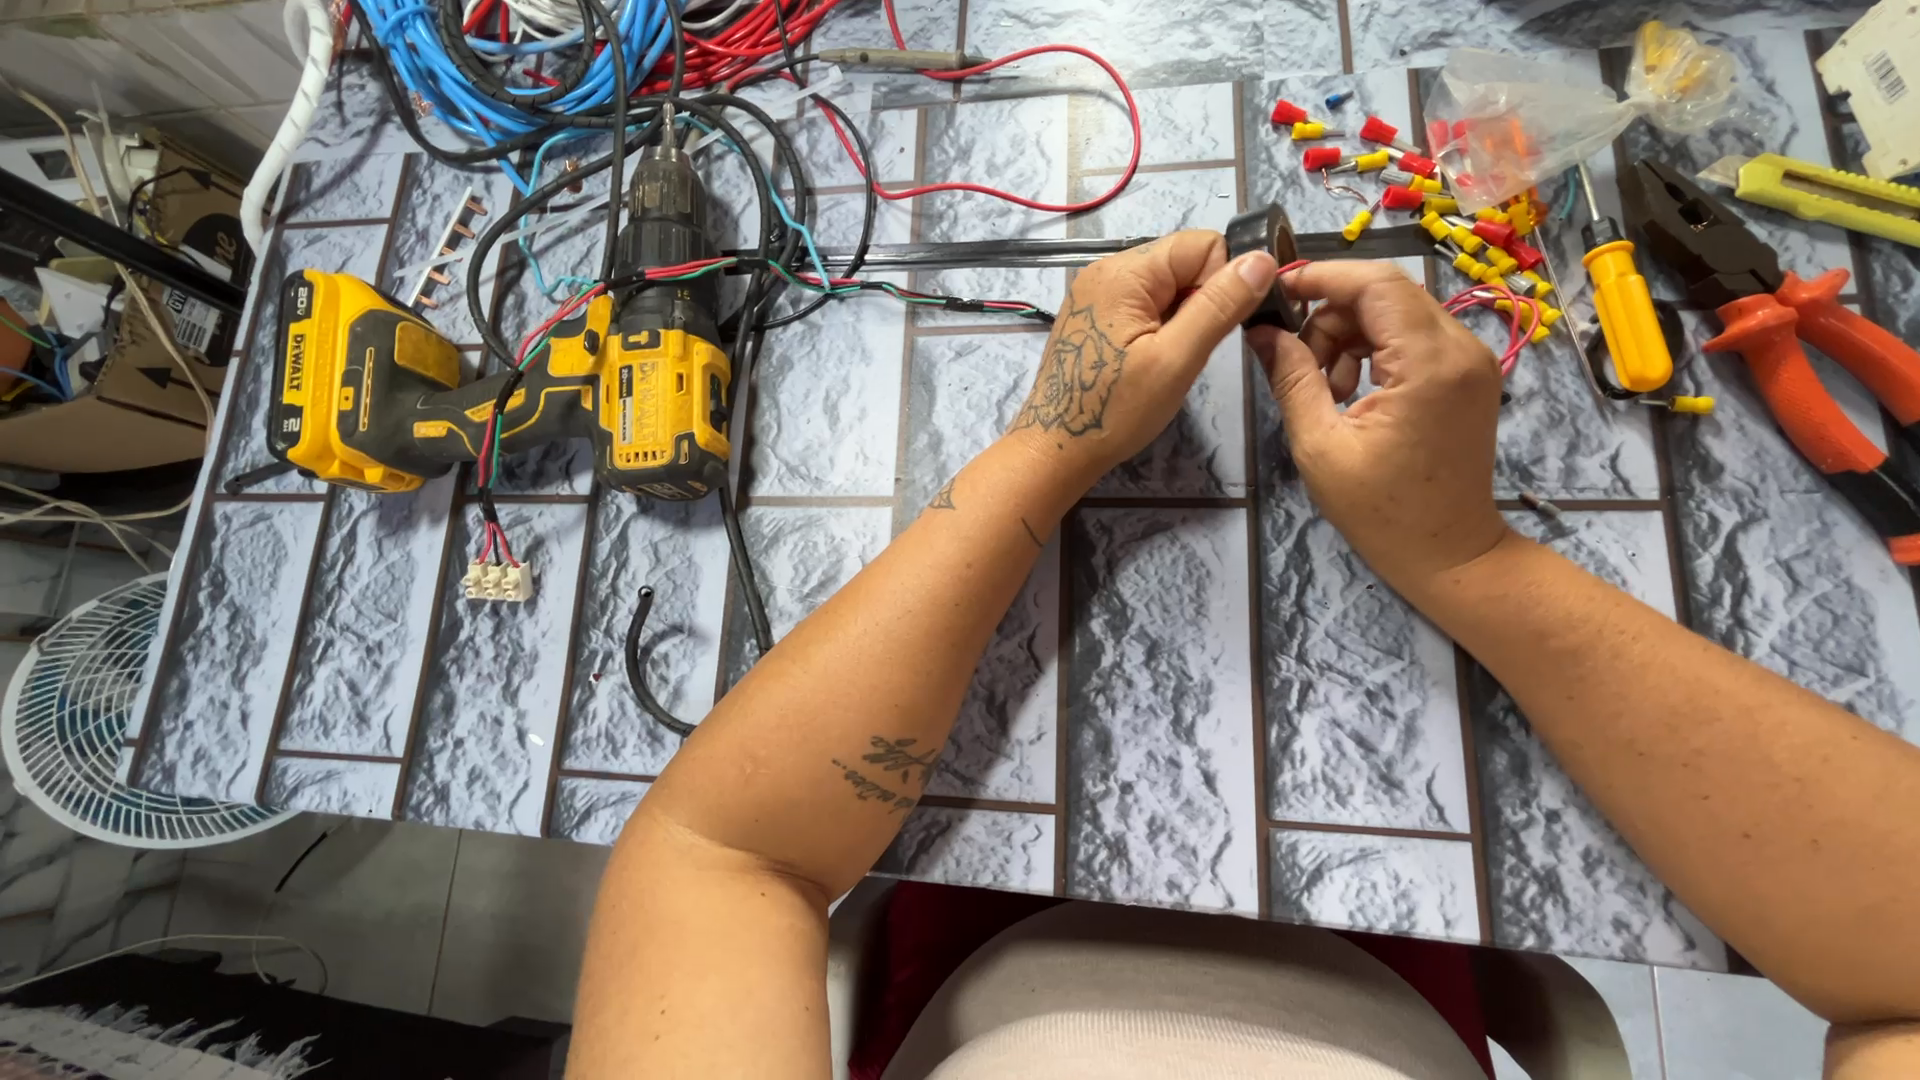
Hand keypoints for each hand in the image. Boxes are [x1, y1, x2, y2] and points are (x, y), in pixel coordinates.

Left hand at [1002, 229, 1277, 494]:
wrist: (1058, 451)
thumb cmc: (1115, 411)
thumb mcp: (1176, 360)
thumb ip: (1219, 305)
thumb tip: (1262, 259)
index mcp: (1124, 272)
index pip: (1202, 244)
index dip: (1224, 281)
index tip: (1217, 328)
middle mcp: (1105, 271)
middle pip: (1183, 264)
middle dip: (1201, 303)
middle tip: (1187, 352)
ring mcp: (1096, 295)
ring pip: (1166, 289)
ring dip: (1181, 321)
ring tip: (1166, 362)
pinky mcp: (1093, 319)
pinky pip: (1143, 308)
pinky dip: (1158, 331)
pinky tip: (1149, 363)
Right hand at [1247, 261, 1509, 594]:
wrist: (1447, 550)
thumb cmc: (1379, 509)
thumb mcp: (1319, 444)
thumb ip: (1290, 378)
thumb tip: (1260, 333)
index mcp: (1428, 364)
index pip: (1376, 283)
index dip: (1321, 277)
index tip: (1277, 292)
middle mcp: (1461, 348)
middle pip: (1385, 294)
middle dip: (1330, 317)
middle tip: (1298, 367)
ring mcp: (1471, 360)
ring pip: (1395, 314)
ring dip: (1349, 338)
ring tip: (1327, 391)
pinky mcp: (1467, 374)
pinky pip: (1412, 338)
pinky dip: (1373, 352)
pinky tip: (1352, 392)